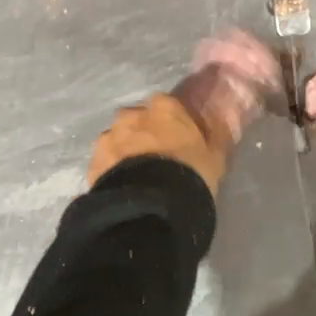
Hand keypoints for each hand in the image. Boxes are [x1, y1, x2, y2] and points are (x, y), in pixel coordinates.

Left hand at [87, 92, 233, 193]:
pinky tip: (123, 188)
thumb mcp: (215, 156)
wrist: (149, 211)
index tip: (181, 140)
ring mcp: (110, 137)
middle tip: (159, 159)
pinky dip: (112, 169)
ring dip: (127, 150)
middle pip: (141, 119)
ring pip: (120, 138)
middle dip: (147, 133)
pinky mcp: (93, 162)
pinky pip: (105, 161)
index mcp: (165, 106)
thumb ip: (216, 134)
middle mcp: (134, 114)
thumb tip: (223, 120)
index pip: (170, 105)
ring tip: (138, 177)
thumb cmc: (189, 175)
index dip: (175, 123)